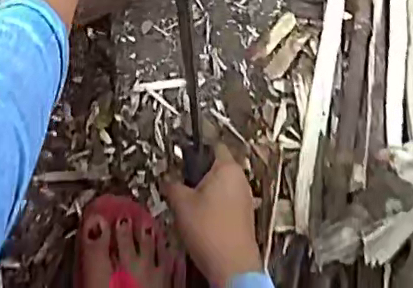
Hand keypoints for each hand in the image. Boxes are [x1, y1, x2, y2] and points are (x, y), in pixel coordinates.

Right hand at [162, 143, 262, 282]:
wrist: (233, 267)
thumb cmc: (208, 230)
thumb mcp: (181, 204)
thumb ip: (172, 184)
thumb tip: (166, 178)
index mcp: (227, 166)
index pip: (212, 145)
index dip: (195, 150)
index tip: (182, 160)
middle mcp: (240, 176)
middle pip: (216, 166)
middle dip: (199, 175)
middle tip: (183, 188)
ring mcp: (245, 196)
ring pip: (222, 185)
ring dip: (207, 193)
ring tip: (191, 208)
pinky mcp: (246, 214)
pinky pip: (228, 201)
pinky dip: (217, 207)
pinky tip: (205, 222)